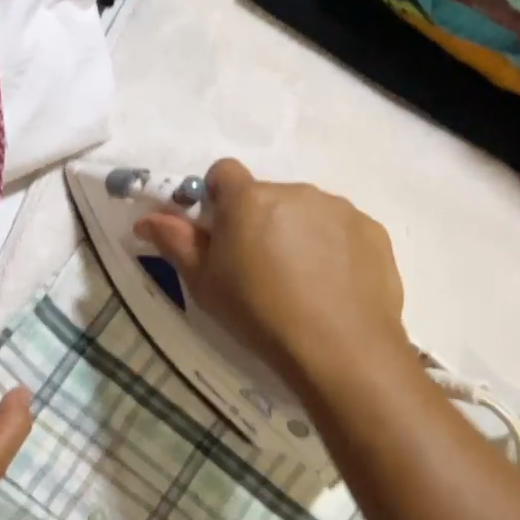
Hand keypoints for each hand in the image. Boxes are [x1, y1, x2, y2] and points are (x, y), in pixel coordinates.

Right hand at [134, 159, 410, 385]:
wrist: (341, 347)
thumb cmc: (258, 313)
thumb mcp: (204, 284)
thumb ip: (175, 242)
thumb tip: (147, 218)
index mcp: (249, 200)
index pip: (223, 172)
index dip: (216, 198)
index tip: (217, 233)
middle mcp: (296, 191)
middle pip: (266, 196)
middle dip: (257, 222)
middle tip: (256, 270)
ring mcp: (339, 209)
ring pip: (305, 212)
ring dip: (296, 234)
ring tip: (298, 283)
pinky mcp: (372, 230)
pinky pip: (341, 230)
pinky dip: (332, 249)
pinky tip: (330, 288)